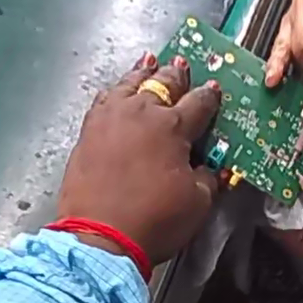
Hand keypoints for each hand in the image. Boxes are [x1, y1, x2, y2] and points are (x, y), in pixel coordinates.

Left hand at [57, 53, 222, 265]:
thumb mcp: (197, 204)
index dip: (210, 97)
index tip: (215, 91)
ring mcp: (110, 118)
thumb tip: (209, 168)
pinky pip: (105, 100)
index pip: (200, 103)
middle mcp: (142, 112)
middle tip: (182, 68)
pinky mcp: (87, 132)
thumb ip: (208, 178)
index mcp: (174, 127)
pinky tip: (118, 93)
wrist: (100, 238)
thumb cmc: (153, 222)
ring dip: (144, 74)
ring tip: (150, 64)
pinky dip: (116, 92)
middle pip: (164, 83)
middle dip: (177, 76)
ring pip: (131, 84)